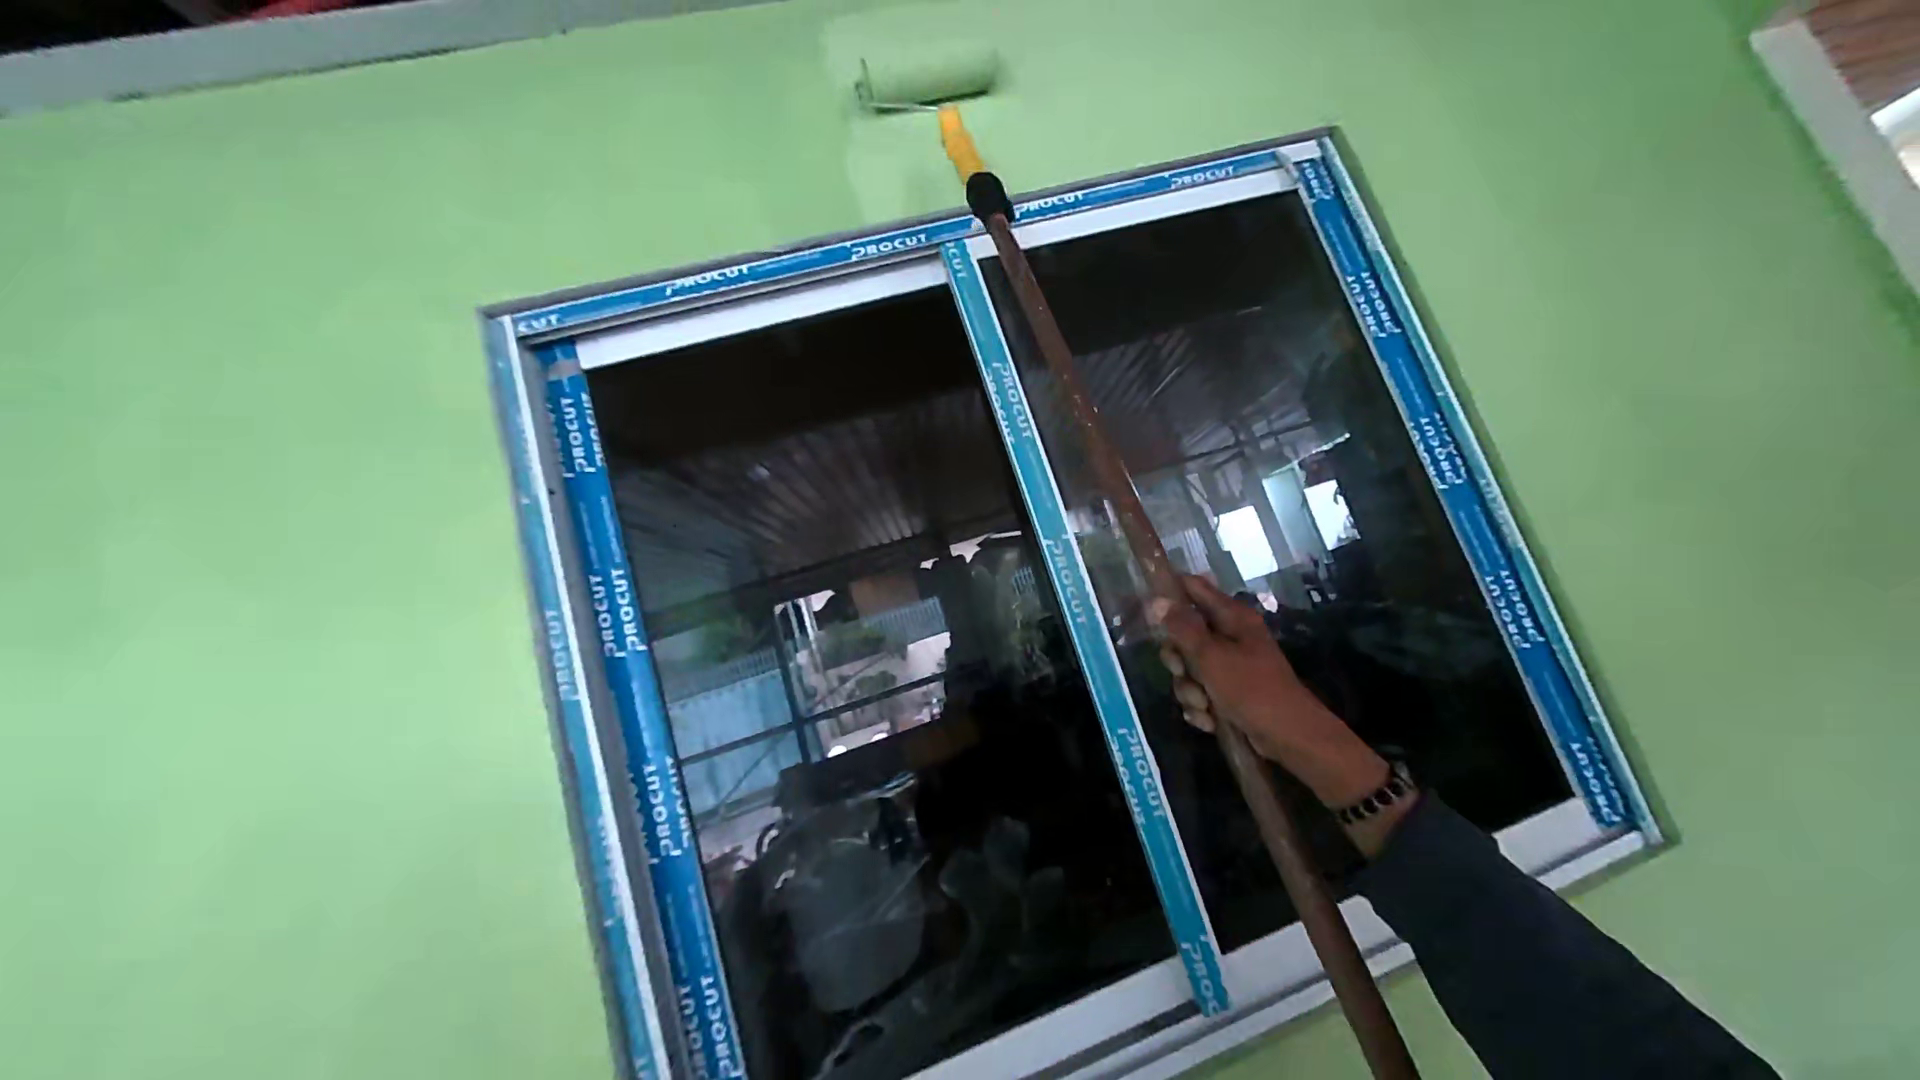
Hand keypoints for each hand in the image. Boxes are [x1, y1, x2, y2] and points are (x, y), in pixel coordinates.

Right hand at [1154, 575, 1394, 815]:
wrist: (1289, 738)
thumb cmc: (1252, 689)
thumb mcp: (1211, 656)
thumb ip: (1182, 628)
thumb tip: (1156, 600)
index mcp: (1231, 617)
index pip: (1193, 587)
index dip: (1169, 592)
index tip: (1147, 610)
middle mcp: (1230, 636)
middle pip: (1183, 634)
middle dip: (1177, 660)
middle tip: (1183, 671)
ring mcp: (1229, 665)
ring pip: (1188, 669)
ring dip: (1189, 690)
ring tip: (1204, 705)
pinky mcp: (1228, 692)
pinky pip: (1199, 692)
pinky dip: (1200, 708)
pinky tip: (1209, 721)